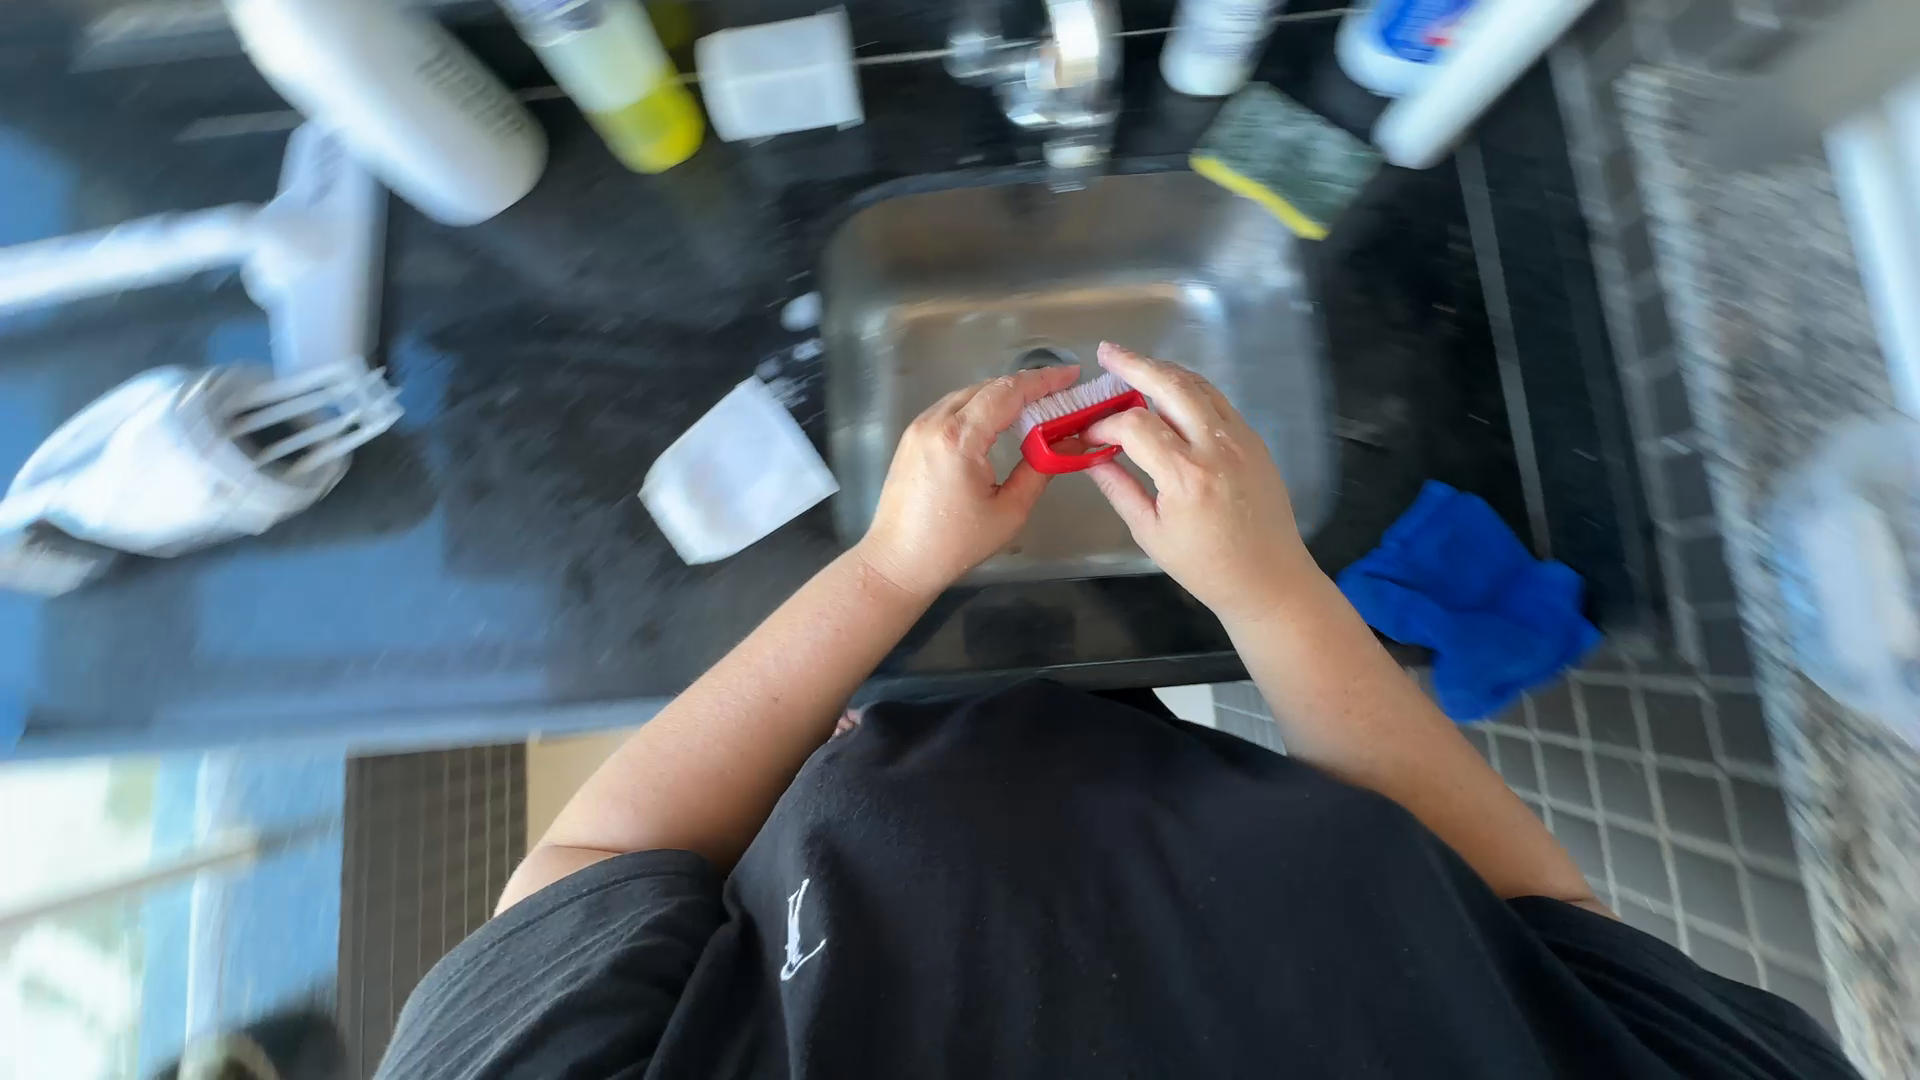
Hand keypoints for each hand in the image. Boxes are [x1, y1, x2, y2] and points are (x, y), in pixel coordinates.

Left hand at [856, 365, 1082, 597]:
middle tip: (1058, 394)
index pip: (1008, 392)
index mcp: (960, 438)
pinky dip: (978, 407)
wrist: (898, 561)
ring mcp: (918, 428)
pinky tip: (997, 421)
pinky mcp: (911, 438)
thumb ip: (1040, 469)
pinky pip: (951, 409)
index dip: (1043, 380)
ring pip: (967, 395)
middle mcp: (935, 422)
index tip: (1071, 376)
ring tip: (1034, 406)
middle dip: (1025, 386)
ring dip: (1001, 395)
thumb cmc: (954, 544)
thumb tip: (1067, 443)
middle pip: (987, 387)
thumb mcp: (1009, 511)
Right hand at [1083, 342, 1320, 625]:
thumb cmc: (1203, 566)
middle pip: (1171, 387)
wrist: (1269, 578)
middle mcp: (1215, 447)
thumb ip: (1119, 488)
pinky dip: (1189, 389)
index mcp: (1185, 476)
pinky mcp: (1254, 441)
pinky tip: (1170, 391)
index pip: (1134, 426)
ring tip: (1135, 364)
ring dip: (1164, 371)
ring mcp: (1241, 439)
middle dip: (1136, 365)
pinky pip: (1217, 402)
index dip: (1104, 424)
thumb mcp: (1150, 533)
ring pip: (1198, 387)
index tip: (1087, 435)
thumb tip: (1090, 458)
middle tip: (1108, 353)